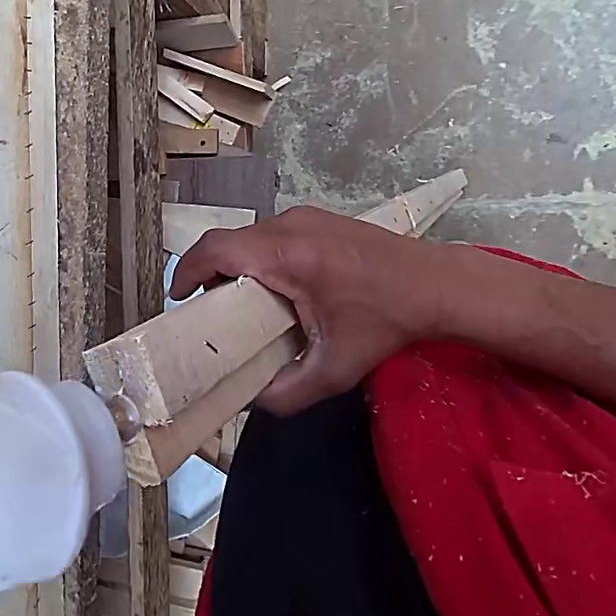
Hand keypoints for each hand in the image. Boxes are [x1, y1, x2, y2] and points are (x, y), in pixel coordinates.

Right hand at [169, 206, 460, 413]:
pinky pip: (273, 233)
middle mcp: (291, 225)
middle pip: (230, 242)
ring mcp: (307, 216)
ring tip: (242, 303)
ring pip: (251, 236)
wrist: (436, 284)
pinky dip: (260, 257)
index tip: (179, 300)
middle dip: (211, 274)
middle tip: (213, 312)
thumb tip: (252, 400)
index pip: (216, 249)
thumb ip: (286, 393)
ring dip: (237, 265)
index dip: (187, 271)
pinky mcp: (320, 217)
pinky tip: (275, 286)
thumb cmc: (386, 322)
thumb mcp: (335, 369)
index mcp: (288, 255)